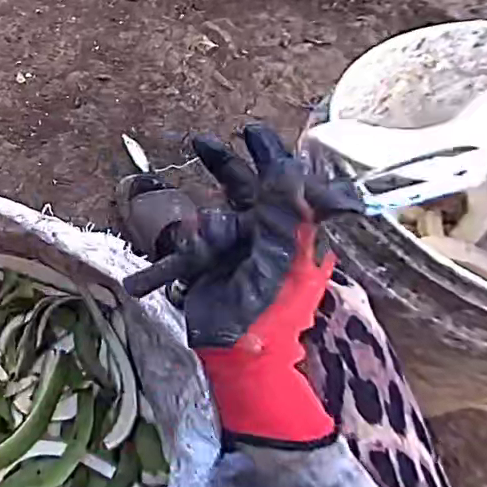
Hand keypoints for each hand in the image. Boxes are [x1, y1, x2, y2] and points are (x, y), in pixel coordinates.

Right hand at [160, 125, 361, 448]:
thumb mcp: (279, 262)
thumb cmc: (267, 313)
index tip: (251, 132)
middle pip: (247, 191)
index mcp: (297, 235)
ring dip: (206, 227)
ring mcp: (241, 250)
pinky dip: (190, 249)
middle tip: (203, 141)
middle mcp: (270, 237)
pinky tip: (190, 263)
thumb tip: (288, 168)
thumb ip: (283, 214)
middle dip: (226, 166)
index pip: (286, 185)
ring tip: (204, 247)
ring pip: (217, 214)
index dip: (271, 157)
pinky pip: (197, 241)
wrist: (235, 354)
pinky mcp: (214, 262)